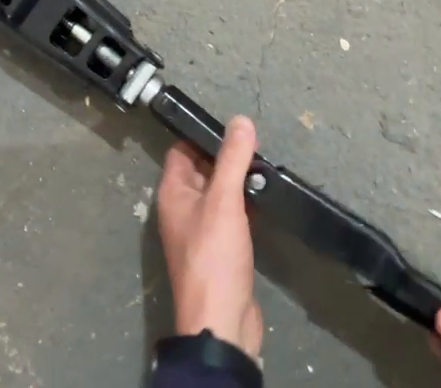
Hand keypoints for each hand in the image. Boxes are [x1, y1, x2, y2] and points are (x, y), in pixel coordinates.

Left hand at [156, 116, 262, 357]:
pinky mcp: (221, 249)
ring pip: (219, 195)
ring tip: (266, 168)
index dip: (203, 136)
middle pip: (202, 171)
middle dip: (226, 158)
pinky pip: (231, 217)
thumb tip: (240, 121)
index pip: (182, 151)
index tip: (233, 126)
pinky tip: (267, 200)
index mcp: (172, 193)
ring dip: (238, 183)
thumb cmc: (214, 255)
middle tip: (257, 145)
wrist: (221, 320)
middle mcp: (182, 209)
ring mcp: (200, 231)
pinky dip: (246, 207)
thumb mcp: (224, 201)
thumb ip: (232, 160)